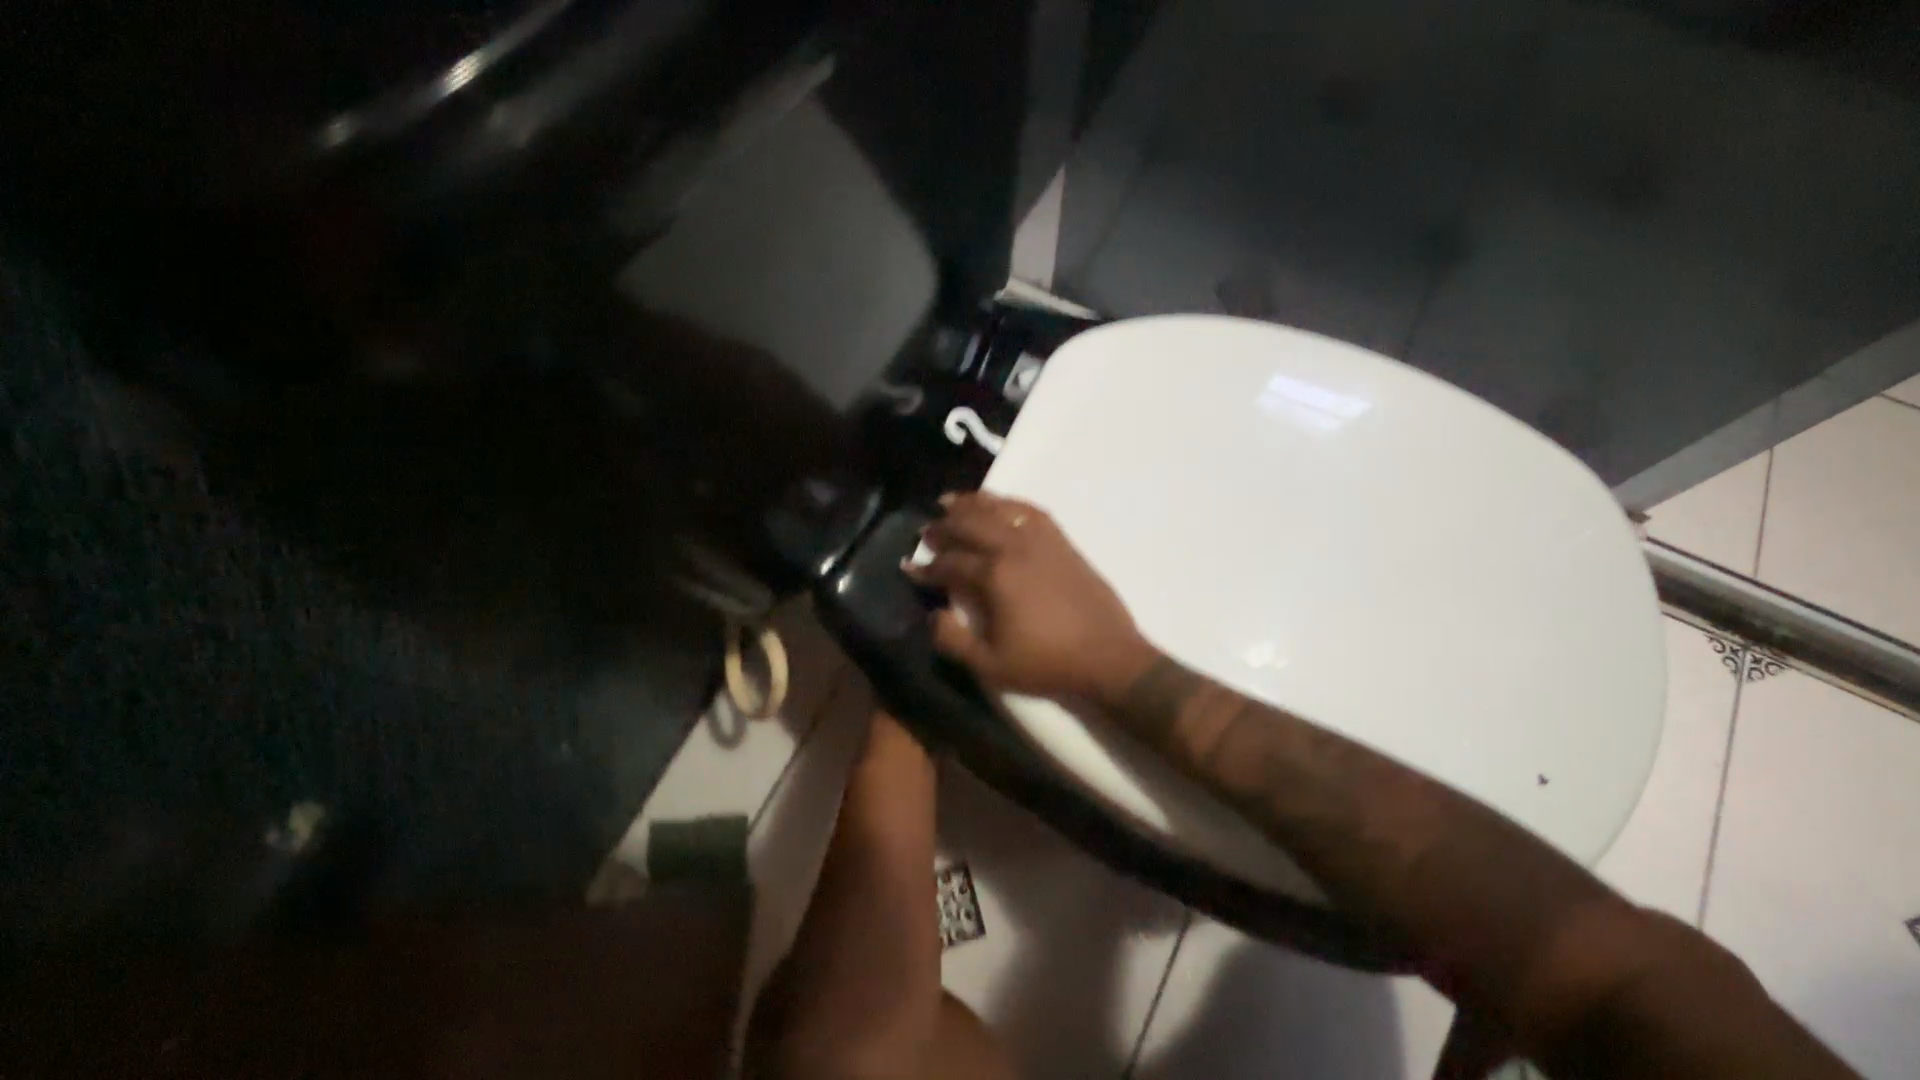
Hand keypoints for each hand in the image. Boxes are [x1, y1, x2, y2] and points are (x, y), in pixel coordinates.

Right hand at [904, 492, 1158, 705]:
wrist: (1107, 657)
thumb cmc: (1047, 664)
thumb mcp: (990, 665)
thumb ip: (953, 640)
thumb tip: (933, 615)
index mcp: (995, 576)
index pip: (951, 564)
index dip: (926, 567)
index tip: (909, 567)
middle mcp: (1015, 548)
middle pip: (971, 525)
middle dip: (944, 526)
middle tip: (927, 531)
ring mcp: (1042, 541)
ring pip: (1000, 509)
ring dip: (972, 503)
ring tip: (952, 502)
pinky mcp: (1063, 543)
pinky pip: (1032, 511)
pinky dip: (1010, 503)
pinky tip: (1000, 505)